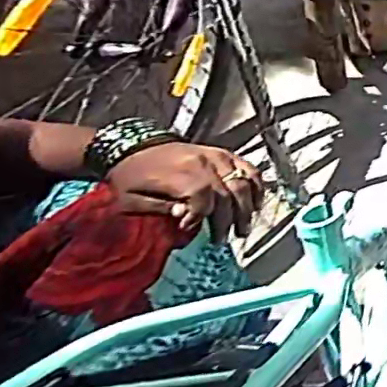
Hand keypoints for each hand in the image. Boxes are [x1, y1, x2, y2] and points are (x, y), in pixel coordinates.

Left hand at [106, 142, 263, 241]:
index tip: (189, 228)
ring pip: (244, 180)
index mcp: (180, 172)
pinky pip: (249, 168)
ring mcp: (218, 155)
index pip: (203, 195)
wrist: (137, 146)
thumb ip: (159, 208)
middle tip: (222, 239)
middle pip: (228, 191)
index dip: (200, 215)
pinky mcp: (224, 154)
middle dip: (227, 219)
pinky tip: (255, 203)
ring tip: (242, 226)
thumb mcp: (129, 198)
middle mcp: (204, 161)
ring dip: (247, 206)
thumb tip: (185, 215)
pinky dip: (256, 186)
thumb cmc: (130, 176)